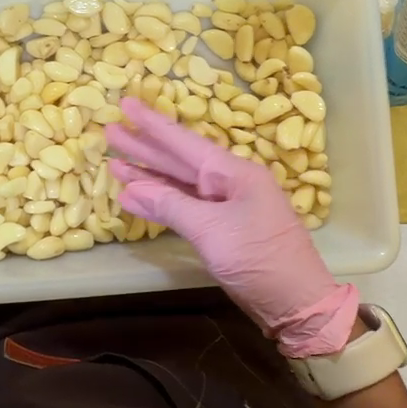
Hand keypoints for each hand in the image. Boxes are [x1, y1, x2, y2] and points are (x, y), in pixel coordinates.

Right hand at [105, 97, 357, 357]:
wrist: (296, 304)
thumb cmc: (259, 260)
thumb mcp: (211, 230)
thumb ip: (170, 205)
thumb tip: (131, 190)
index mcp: (233, 172)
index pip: (183, 142)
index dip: (152, 124)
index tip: (125, 103)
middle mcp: (228, 182)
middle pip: (177, 160)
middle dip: (143, 147)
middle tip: (110, 130)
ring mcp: (225, 206)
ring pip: (178, 183)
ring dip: (146, 175)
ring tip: (114, 163)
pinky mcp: (221, 229)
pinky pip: (183, 206)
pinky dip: (158, 201)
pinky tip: (134, 197)